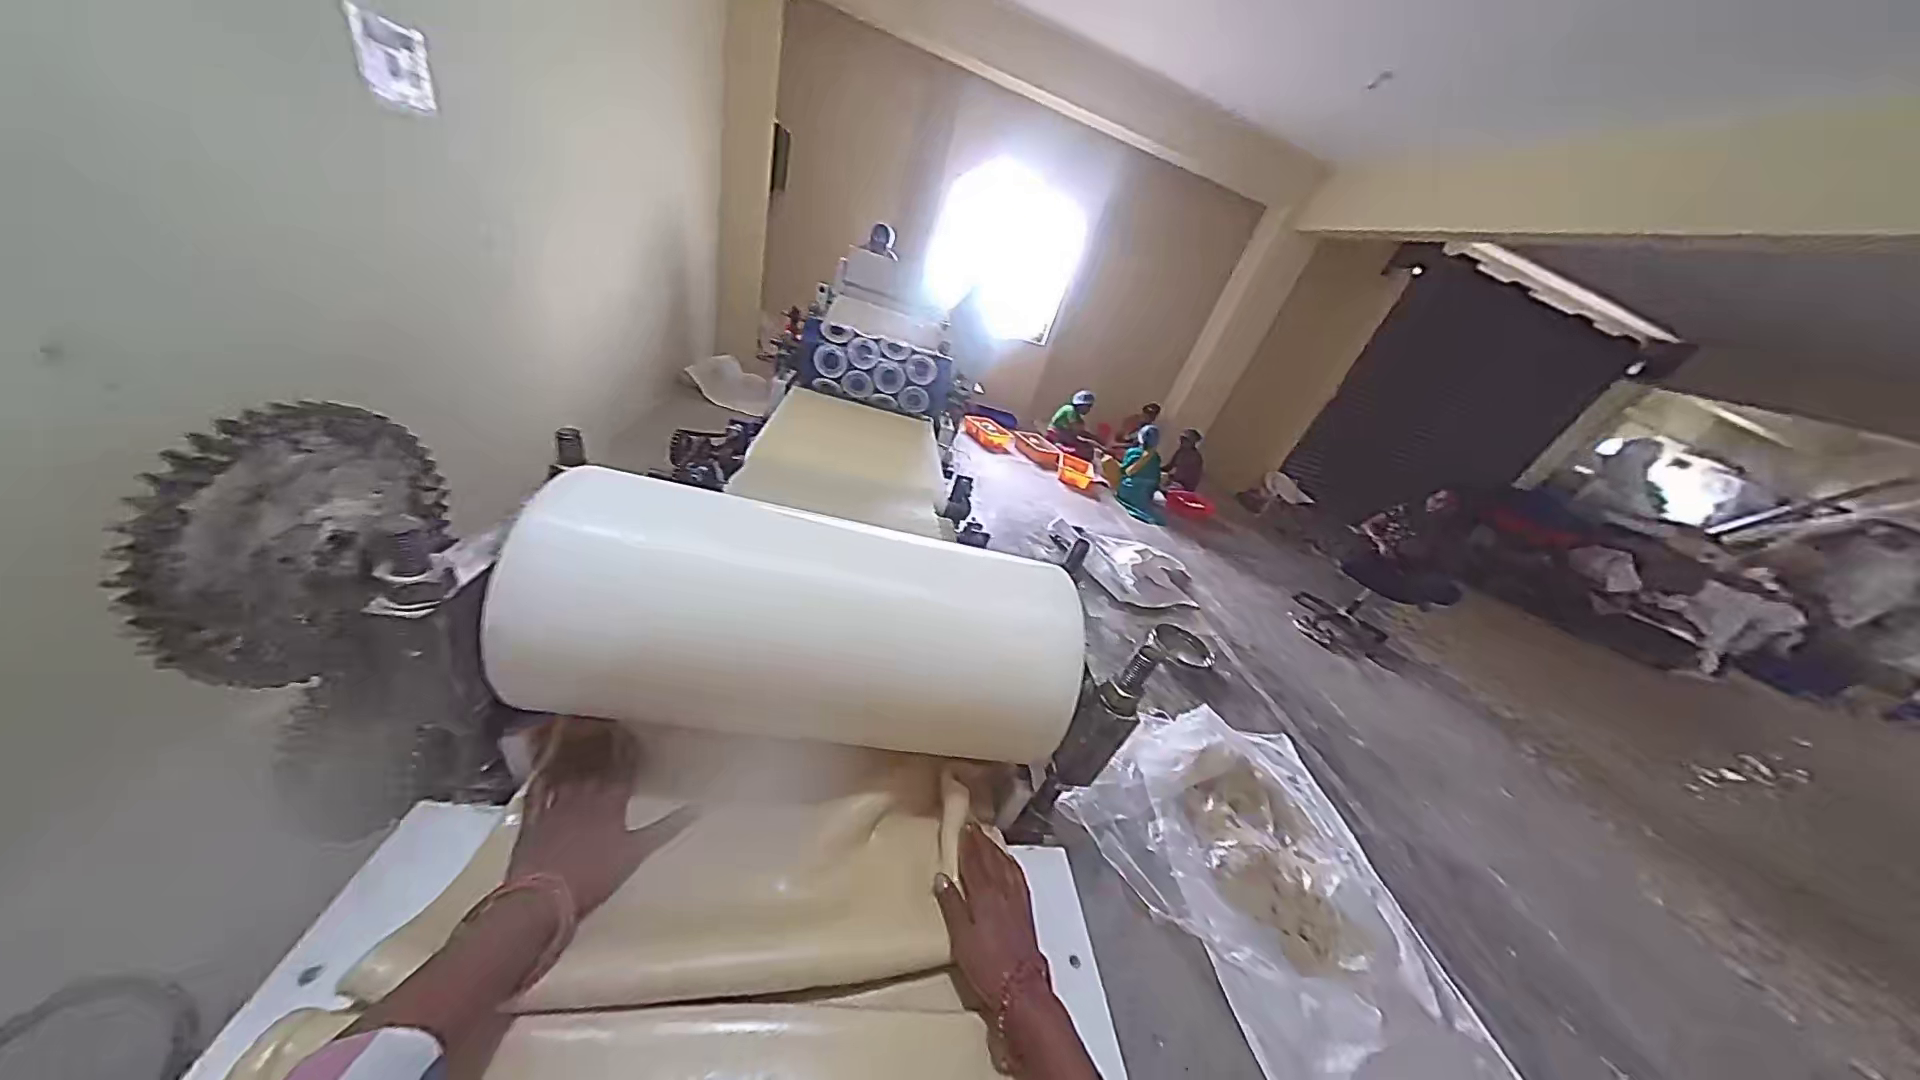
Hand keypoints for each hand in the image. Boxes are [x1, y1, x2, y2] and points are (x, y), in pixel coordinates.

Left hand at [508, 717, 696, 916]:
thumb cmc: (594, 877)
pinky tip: (544, 757)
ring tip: (578, 724)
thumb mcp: (636, 853)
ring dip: (574, 745)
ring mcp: (556, 803)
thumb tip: (697, 808)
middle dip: (602, 738)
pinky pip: (538, 786)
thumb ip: (666, 827)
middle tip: (606, 718)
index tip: (632, 727)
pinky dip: (542, 770)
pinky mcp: (531, 816)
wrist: (540, 900)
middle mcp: (585, 794)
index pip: (624, 765)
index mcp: (613, 801)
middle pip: (596, 759)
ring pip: (568, 766)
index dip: (628, 745)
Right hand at [934, 822, 1044, 1003]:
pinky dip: (1010, 862)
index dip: (968, 843)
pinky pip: (1017, 874)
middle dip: (981, 840)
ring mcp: (1017, 898)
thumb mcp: (960, 937)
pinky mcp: (1026, 908)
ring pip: (1005, 863)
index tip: (963, 828)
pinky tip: (1008, 861)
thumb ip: (951, 905)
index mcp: (985, 894)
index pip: (975, 860)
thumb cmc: (988, 966)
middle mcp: (1003, 890)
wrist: (1020, 988)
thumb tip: (942, 879)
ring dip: (996, 847)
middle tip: (974, 826)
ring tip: (988, 837)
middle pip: (991, 857)